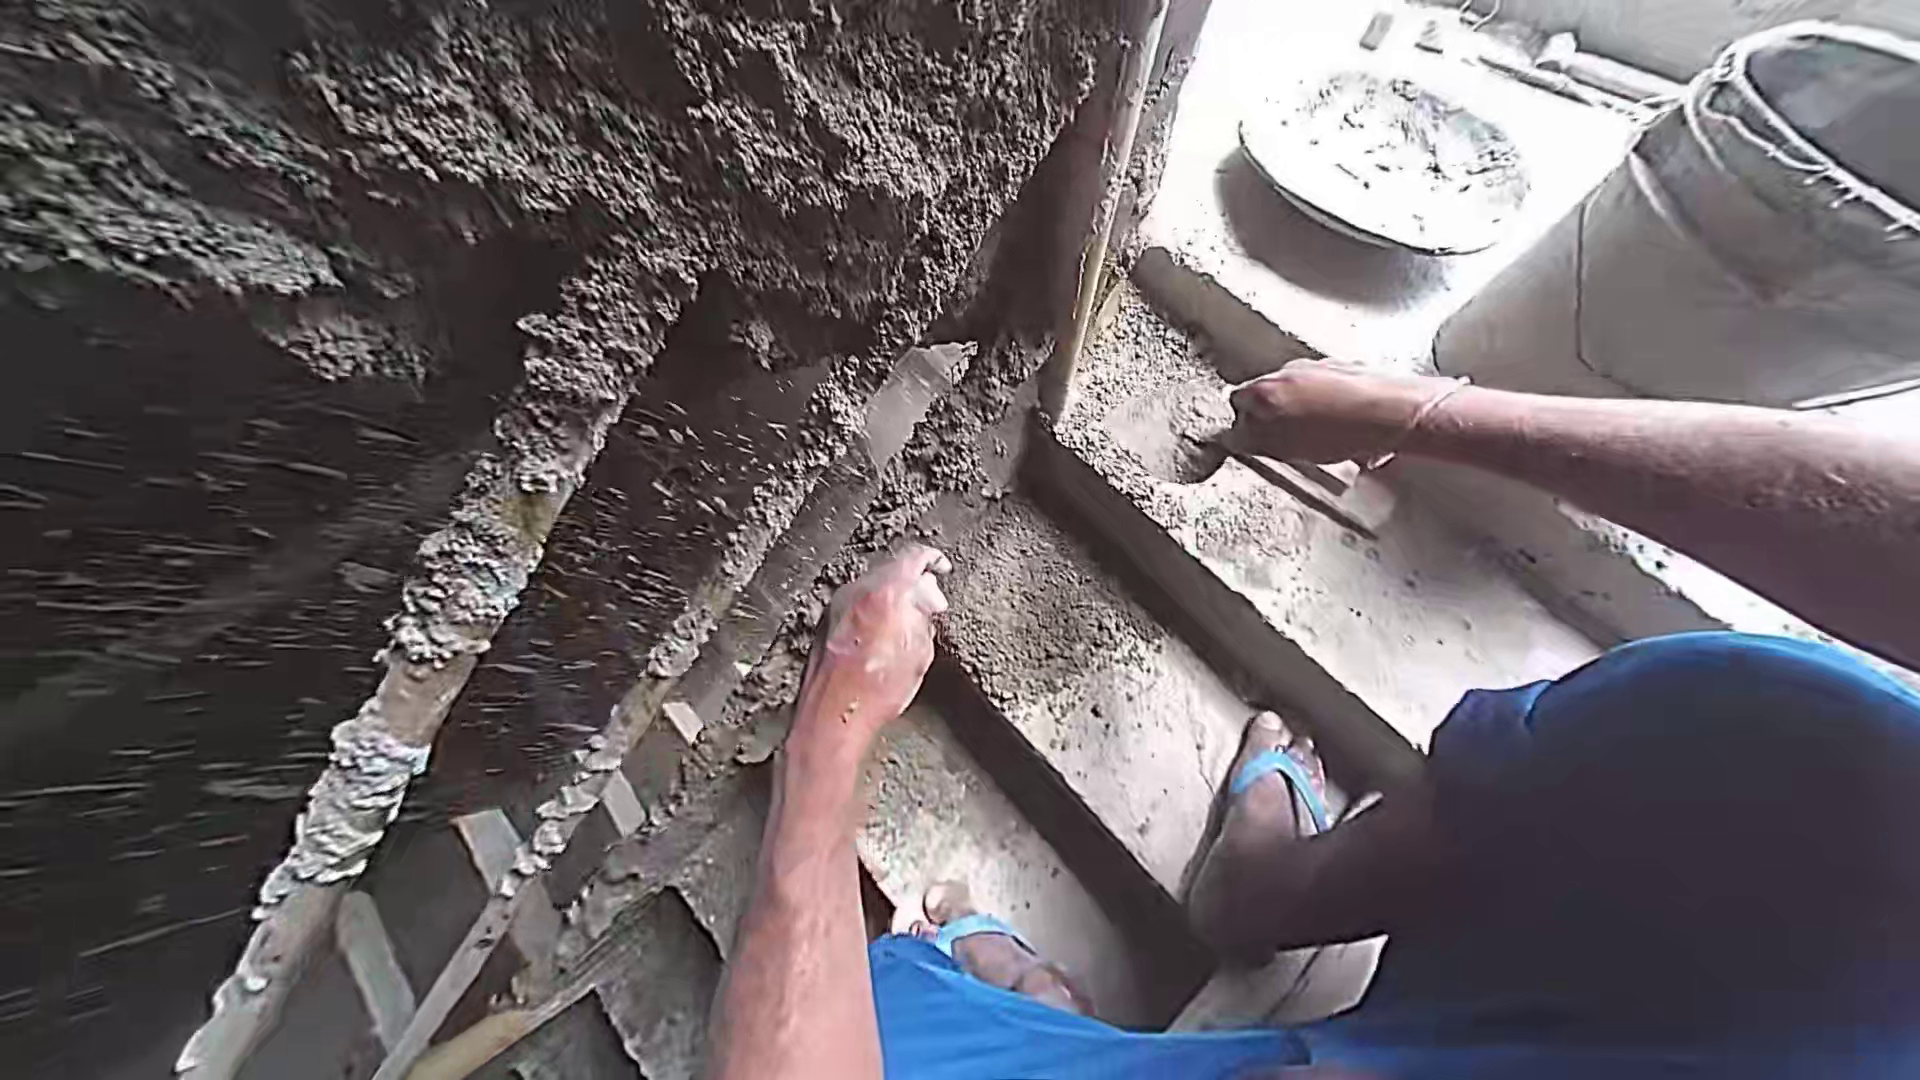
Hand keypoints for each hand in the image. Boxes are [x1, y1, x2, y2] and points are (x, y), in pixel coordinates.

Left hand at [792, 544, 951, 750]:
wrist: (833, 715)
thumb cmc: (876, 689)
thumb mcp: (919, 650)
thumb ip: (925, 615)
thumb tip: (927, 597)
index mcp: (886, 592)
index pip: (914, 556)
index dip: (933, 559)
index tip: (941, 567)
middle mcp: (857, 590)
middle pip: (892, 569)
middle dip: (914, 582)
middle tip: (930, 604)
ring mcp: (838, 603)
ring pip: (874, 585)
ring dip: (893, 595)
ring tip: (908, 623)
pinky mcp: (826, 618)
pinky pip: (858, 600)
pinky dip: (875, 607)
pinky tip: (884, 633)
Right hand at [1225, 360, 1455, 463]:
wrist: (1399, 415)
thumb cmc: (1343, 433)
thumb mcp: (1285, 447)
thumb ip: (1254, 439)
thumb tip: (1237, 435)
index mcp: (1266, 388)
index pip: (1237, 401)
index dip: (1242, 421)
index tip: (1250, 437)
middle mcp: (1290, 369)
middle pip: (1268, 392)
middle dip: (1273, 413)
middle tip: (1283, 440)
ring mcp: (1322, 365)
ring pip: (1298, 389)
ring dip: (1302, 409)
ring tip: (1318, 437)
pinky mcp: (1350, 368)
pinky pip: (1327, 388)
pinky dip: (1328, 405)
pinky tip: (1342, 427)